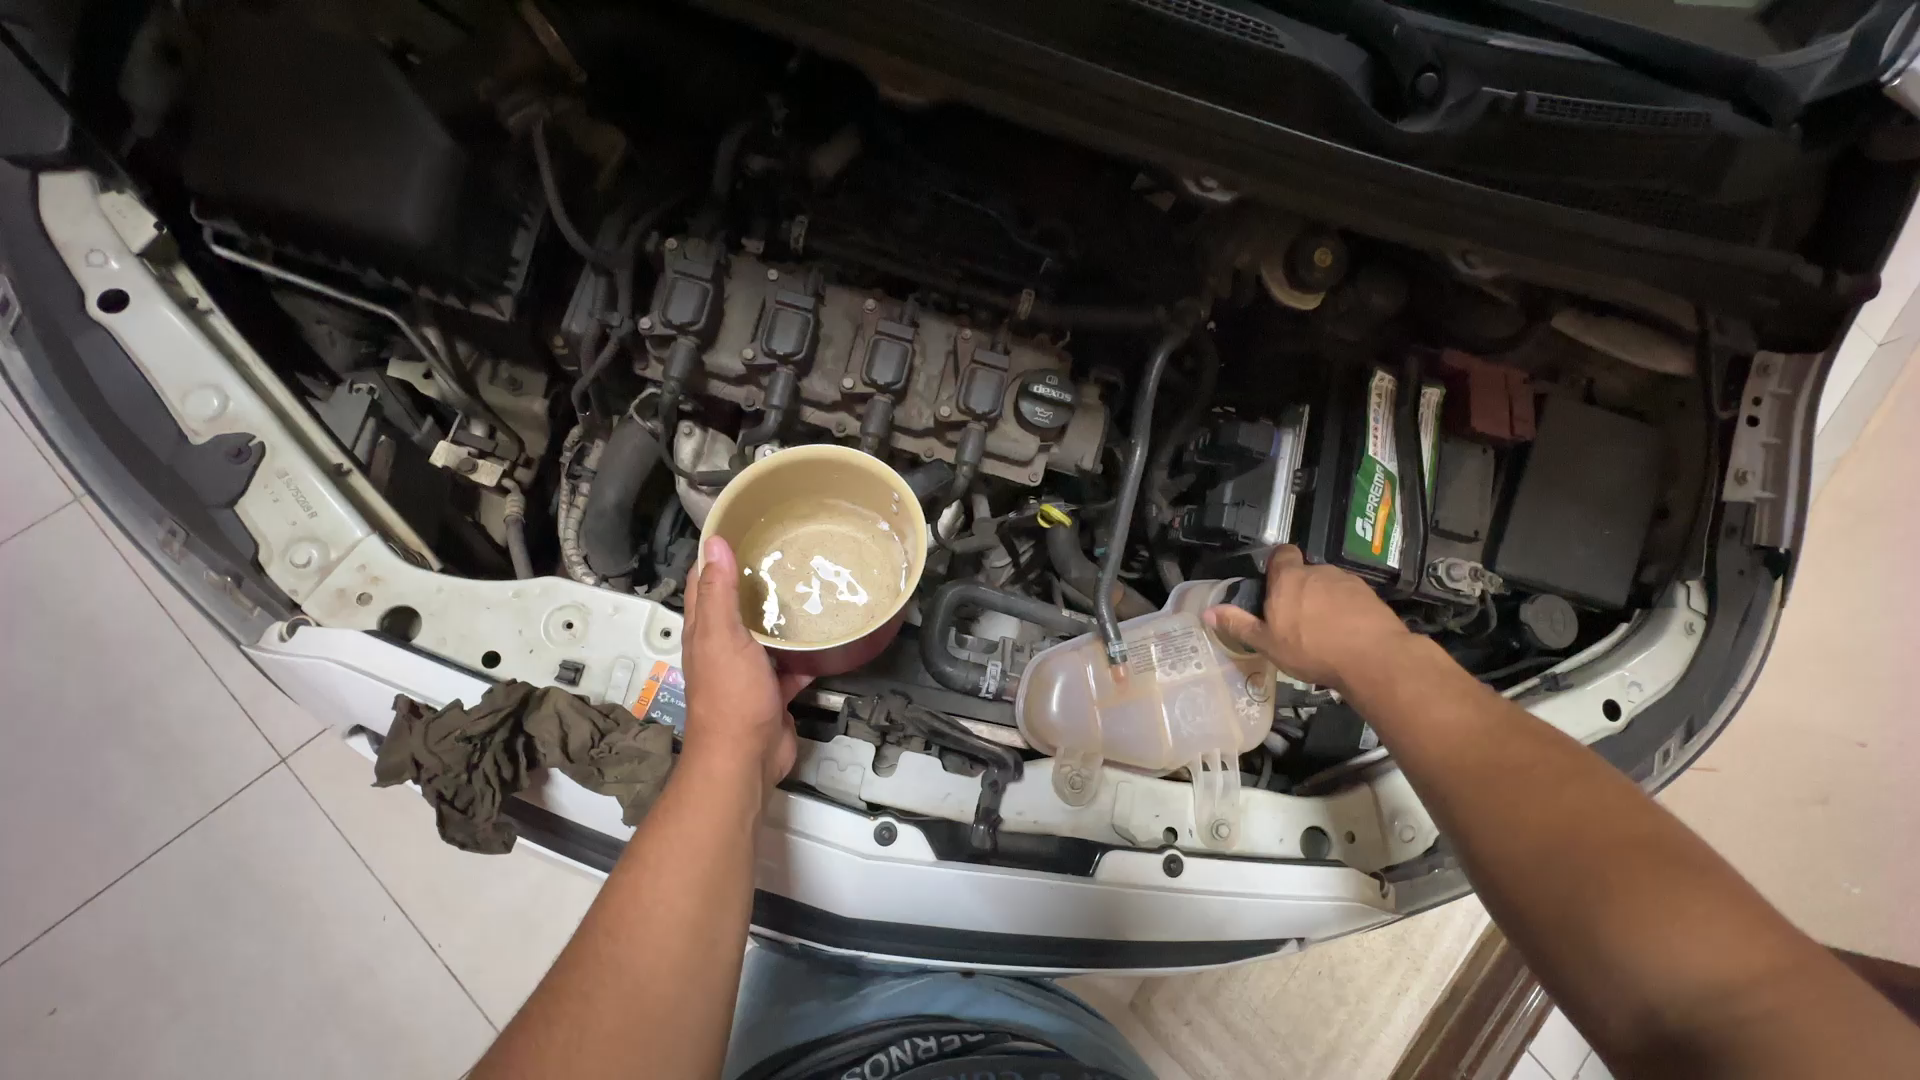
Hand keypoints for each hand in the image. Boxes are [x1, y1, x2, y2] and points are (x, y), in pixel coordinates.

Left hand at [679, 536, 811, 793]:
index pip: (704, 582)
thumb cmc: (731, 698)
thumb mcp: (722, 638)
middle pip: (737, 606)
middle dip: (755, 580)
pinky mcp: (772, 690)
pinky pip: (790, 664)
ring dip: (780, 616)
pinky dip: (804, 653)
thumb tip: (714, 543)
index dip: (716, 554)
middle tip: (786, 552)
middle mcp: (722, 646)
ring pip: (764, 634)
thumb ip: (719, 593)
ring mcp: (748, 670)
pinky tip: (824, 638)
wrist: (747, 758)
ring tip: (809, 587)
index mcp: (704, 631)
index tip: (742, 527)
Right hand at [1204, 545, 1411, 691]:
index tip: (1273, 585)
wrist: (1374, 659)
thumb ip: (1238, 624)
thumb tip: (1207, 612)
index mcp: (1288, 578)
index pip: (1282, 553)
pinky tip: (1346, 635)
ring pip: (1329, 586)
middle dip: (1300, 590)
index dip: (1277, 564)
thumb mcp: (1267, 643)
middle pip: (1305, 573)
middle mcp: (1318, 572)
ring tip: (1323, 631)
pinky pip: (1351, 599)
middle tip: (1295, 619)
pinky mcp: (1371, 596)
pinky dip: (1346, 611)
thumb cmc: (1311, 649)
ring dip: (1324, 601)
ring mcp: (1348, 582)